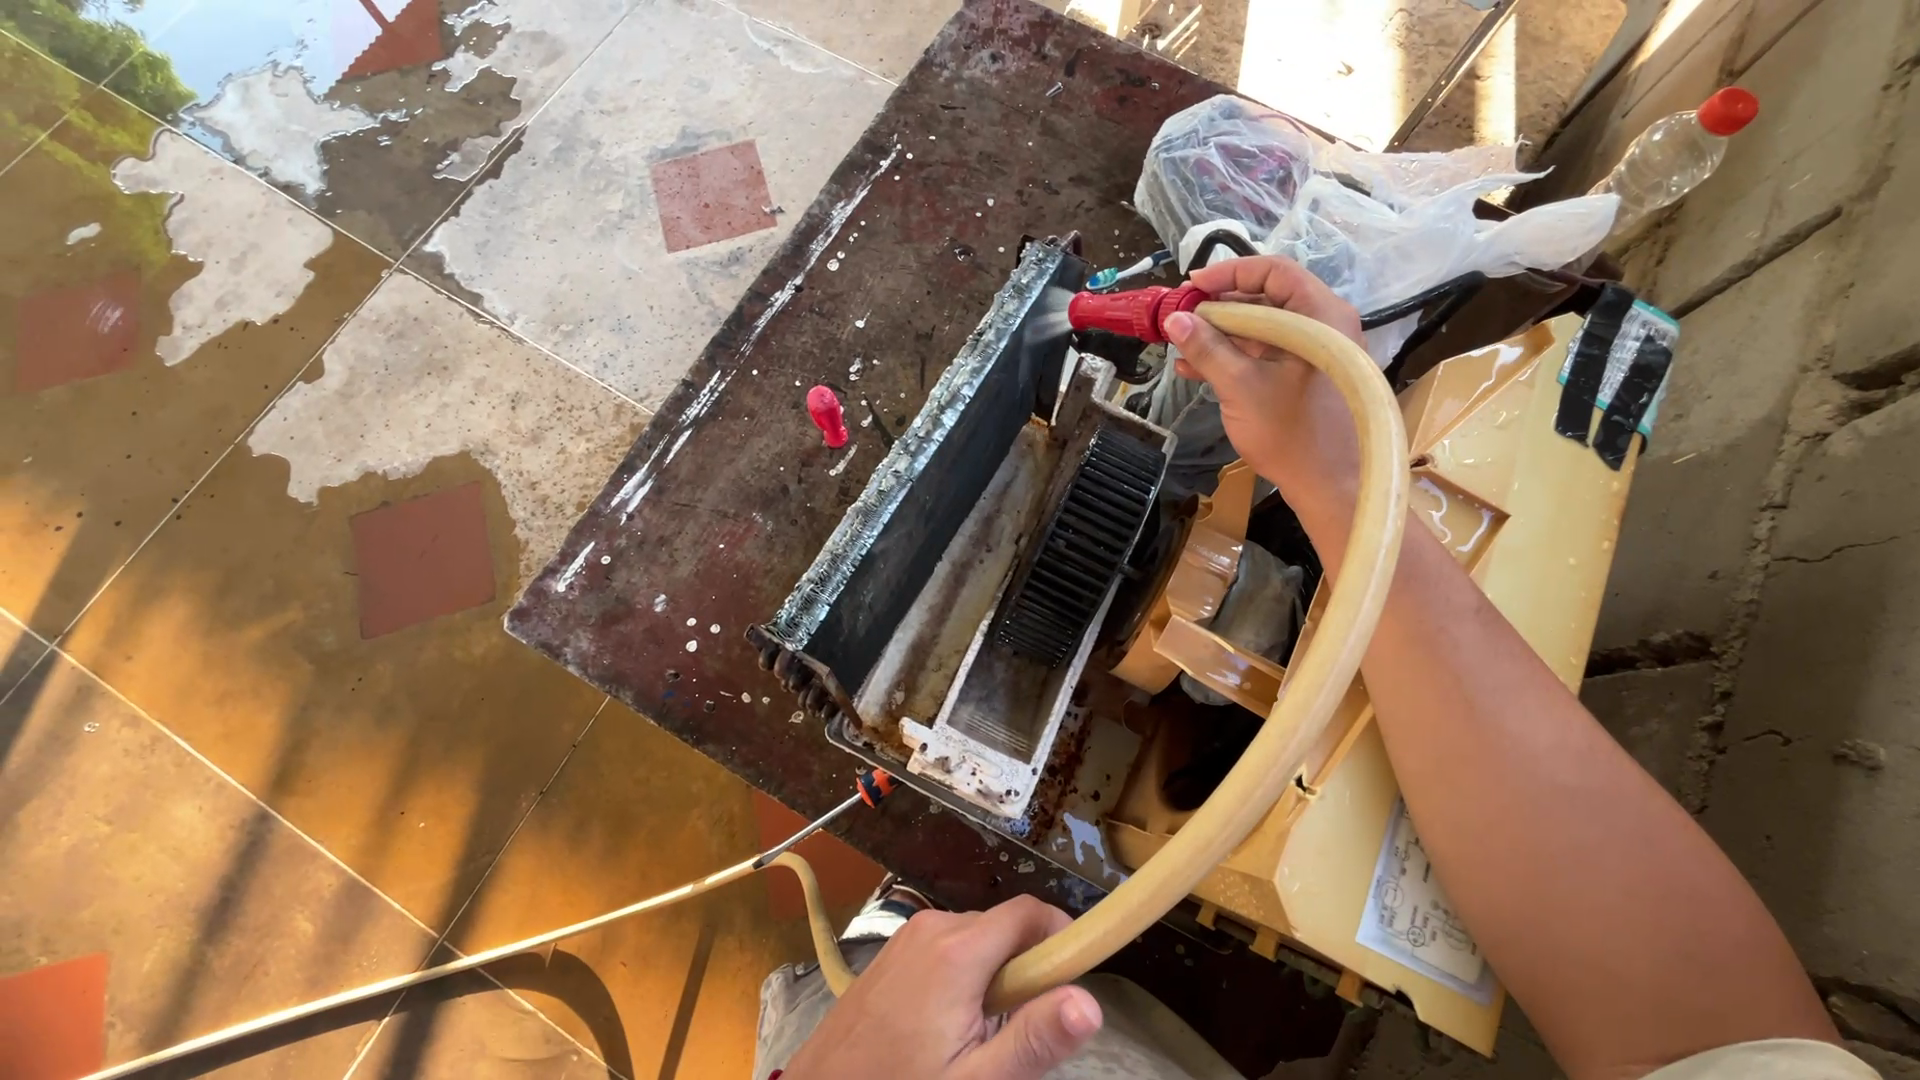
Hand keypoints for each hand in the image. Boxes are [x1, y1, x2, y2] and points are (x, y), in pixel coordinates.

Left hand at [781, 896, 1102, 1079]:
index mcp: (959, 948)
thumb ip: (1035, 1038)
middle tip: (1021, 1029)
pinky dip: (964, 975)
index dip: (1062, 938)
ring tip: (978, 1036)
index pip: (1031, 912)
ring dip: (994, 975)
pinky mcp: (894, 951)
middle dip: (1026, 969)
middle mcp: (934, 925)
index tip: (1071, 983)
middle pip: (1005, 928)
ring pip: (978, 938)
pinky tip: (945, 1026)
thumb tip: (1092, 1002)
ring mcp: (909, 935)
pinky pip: (948, 947)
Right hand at [1163, 256, 1367, 543]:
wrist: (1330, 485)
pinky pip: (1265, 353)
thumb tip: (1174, 319)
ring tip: (1181, 346)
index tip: (1189, 287)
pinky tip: (1195, 368)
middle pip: (1265, 298)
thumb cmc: (1292, 433)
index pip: (1273, 271)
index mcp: (1320, 315)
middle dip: (1217, 307)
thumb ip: (1207, 348)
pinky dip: (1232, 356)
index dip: (1227, 273)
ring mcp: (1315, 351)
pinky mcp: (1305, 375)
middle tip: (1180, 318)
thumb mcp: (1240, 386)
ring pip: (1261, 327)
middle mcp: (1323, 324)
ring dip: (1219, 335)